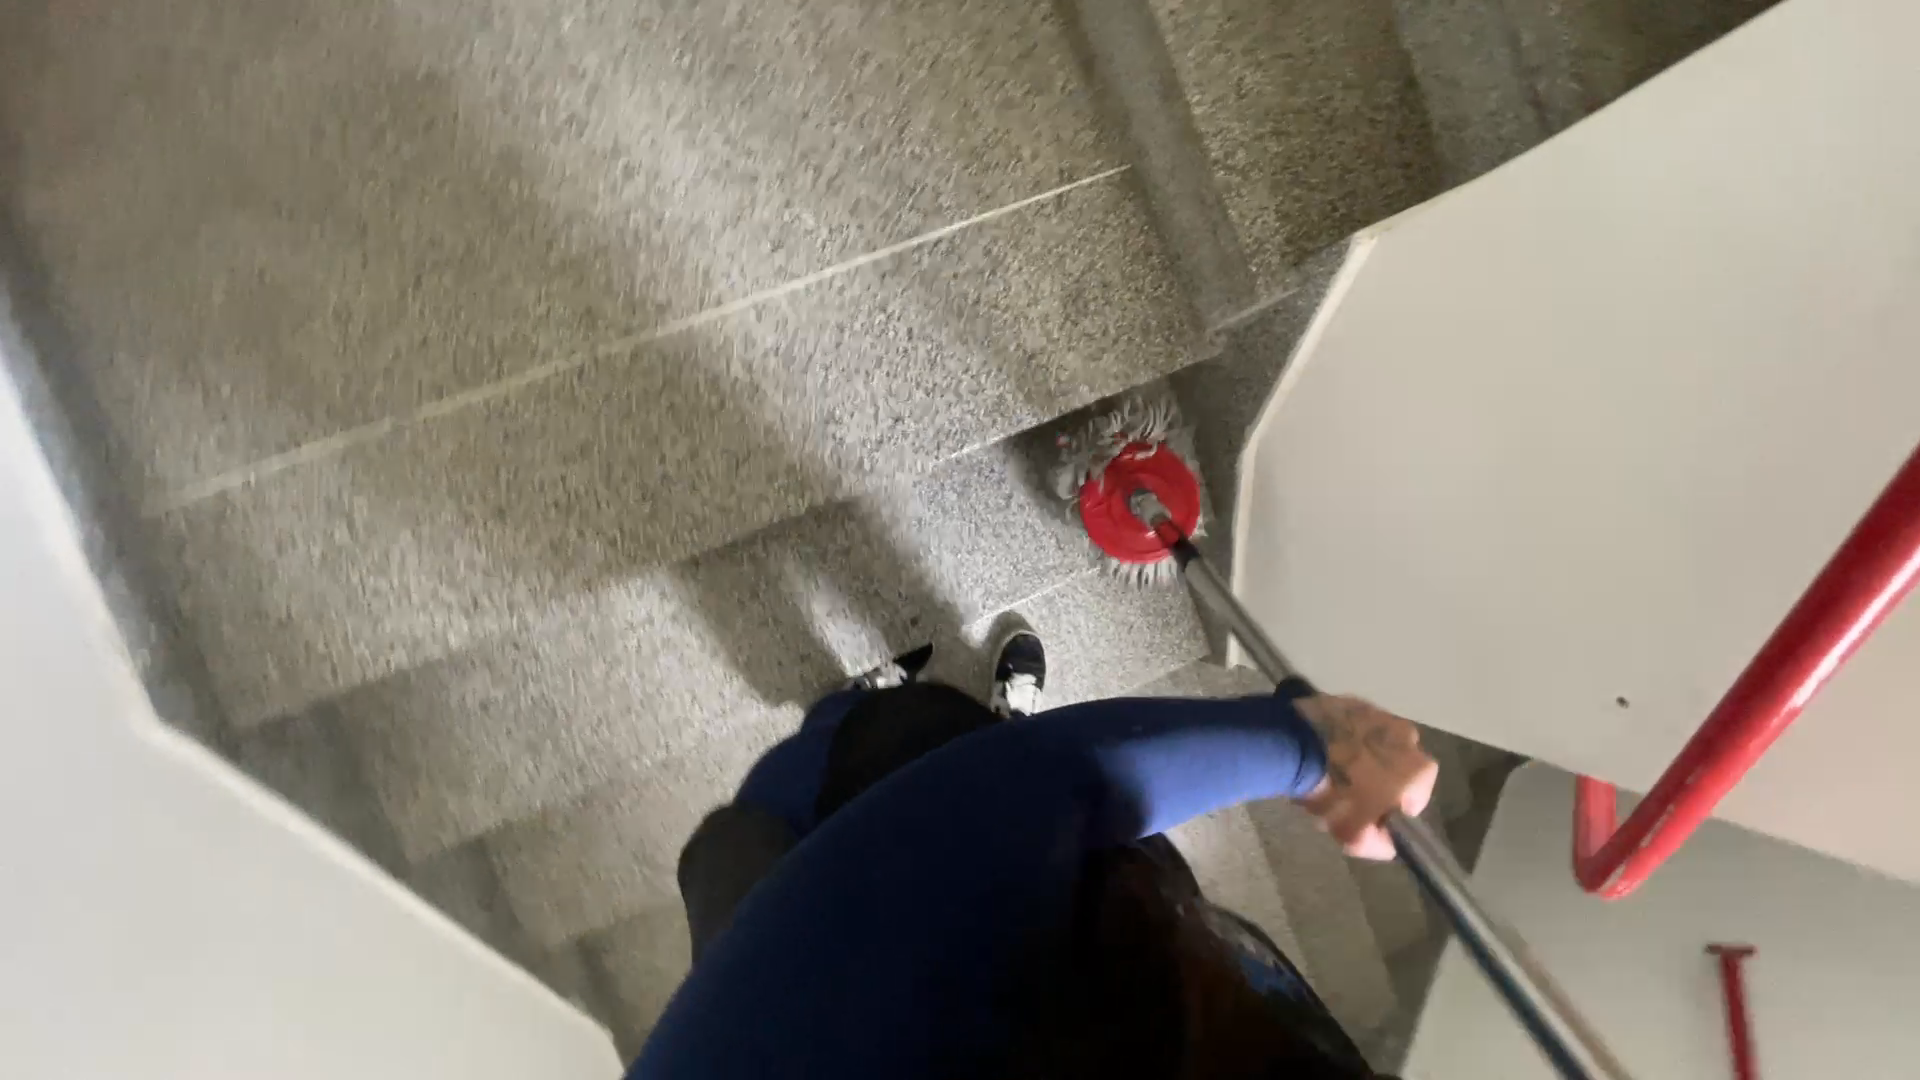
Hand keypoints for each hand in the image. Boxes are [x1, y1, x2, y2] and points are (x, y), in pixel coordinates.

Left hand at [1294, 694, 1437, 860]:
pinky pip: (1348, 723)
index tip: (1368, 813)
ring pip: (1372, 741)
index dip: (1391, 809)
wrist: (1293, 746)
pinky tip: (1319, 746)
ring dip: (1359, 752)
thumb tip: (1384, 842)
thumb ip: (1378, 844)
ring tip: (1330, 766)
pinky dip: (1339, 733)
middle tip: (1347, 789)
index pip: (1414, 797)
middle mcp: (1407, 735)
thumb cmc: (1333, 793)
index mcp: (1420, 767)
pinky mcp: (1346, 699)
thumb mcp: (1354, 834)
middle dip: (1377, 777)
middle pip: (1394, 764)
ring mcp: (1376, 712)